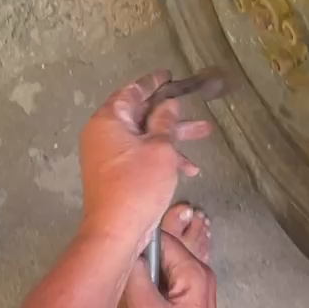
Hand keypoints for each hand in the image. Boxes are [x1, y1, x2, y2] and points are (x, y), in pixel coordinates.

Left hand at [79, 72, 211, 248]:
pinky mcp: (114, 172)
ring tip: (204, 133)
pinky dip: (161, 157)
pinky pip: (139, 155)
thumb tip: (168, 104)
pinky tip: (189, 169)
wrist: (116, 231)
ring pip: (145, 135)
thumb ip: (165, 121)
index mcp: (109, 119)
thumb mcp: (160, 148)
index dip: (153, 82)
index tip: (169, 76)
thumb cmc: (137, 186)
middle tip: (194, 105)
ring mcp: (108, 154)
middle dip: (171, 112)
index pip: (132, 91)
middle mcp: (104, 133)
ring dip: (173, 135)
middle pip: (141, 113)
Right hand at [124, 227, 228, 307]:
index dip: (138, 244)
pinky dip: (152, 282)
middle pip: (164, 249)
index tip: (116, 254)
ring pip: (164, 263)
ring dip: (145, 271)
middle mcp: (199, 272)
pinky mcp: (190, 296)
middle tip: (118, 271)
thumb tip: (127, 253)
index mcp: (193, 272)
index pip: (162, 240)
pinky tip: (138, 296)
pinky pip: (167, 277)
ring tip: (125, 283)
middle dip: (141, 257)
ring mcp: (197, 284)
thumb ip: (137, 279)